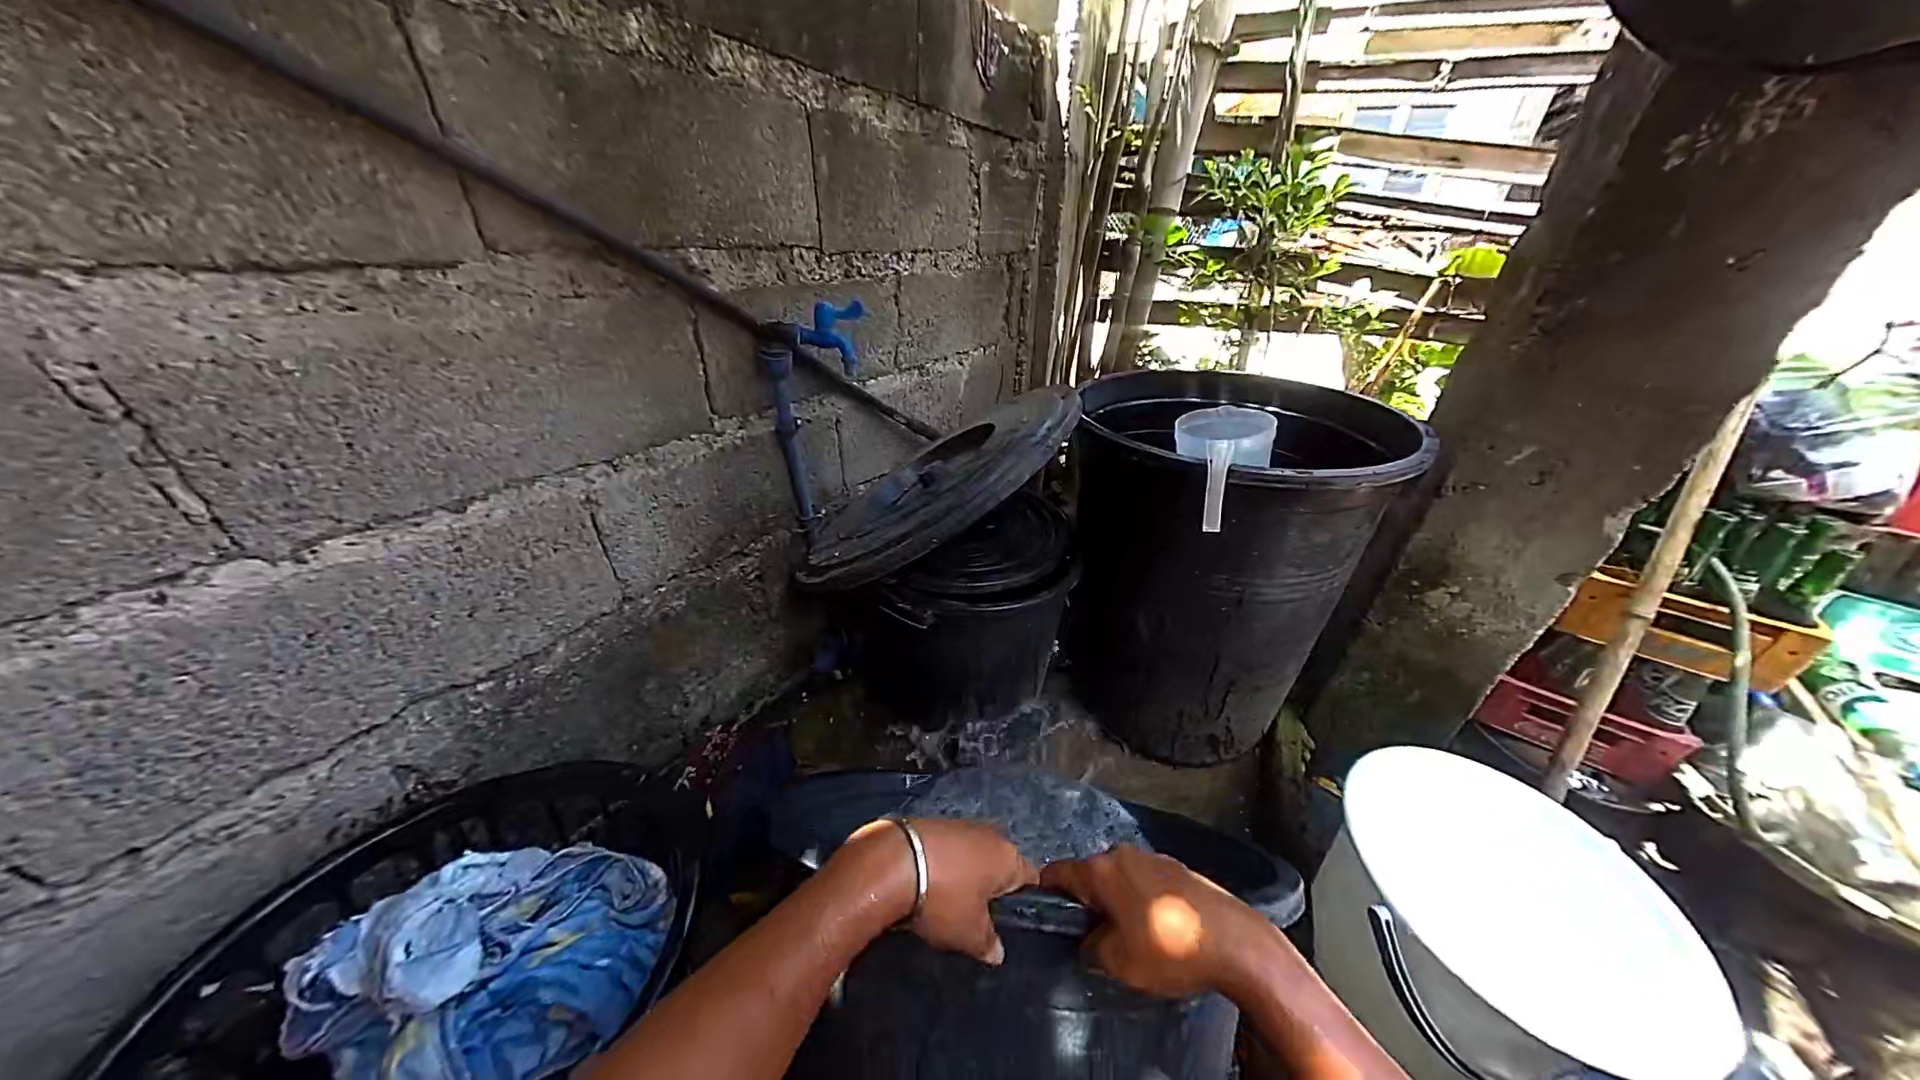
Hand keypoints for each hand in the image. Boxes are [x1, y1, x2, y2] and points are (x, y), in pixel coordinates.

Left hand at [832, 818, 1037, 965]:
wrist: (892, 862)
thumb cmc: (943, 898)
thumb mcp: (970, 934)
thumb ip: (989, 943)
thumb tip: (997, 951)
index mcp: (1008, 856)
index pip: (1030, 880)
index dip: (1024, 902)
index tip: (1009, 923)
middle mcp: (990, 833)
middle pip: (999, 865)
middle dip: (989, 889)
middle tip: (976, 917)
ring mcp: (960, 824)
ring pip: (972, 856)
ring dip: (964, 876)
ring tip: (947, 902)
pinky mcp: (932, 823)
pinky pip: (947, 850)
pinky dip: (941, 866)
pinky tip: (927, 884)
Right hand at [1041, 845, 1275, 998]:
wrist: (1237, 945)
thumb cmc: (1170, 951)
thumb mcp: (1118, 962)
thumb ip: (1091, 946)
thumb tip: (1089, 938)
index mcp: (1102, 869)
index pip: (1057, 872)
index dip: (1045, 892)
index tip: (1044, 914)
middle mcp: (1123, 853)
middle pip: (1090, 874)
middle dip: (1086, 900)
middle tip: (1089, 934)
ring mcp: (1153, 856)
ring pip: (1119, 877)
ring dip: (1116, 899)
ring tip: (1126, 934)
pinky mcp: (1178, 867)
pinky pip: (1144, 880)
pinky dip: (1140, 898)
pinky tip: (1155, 926)